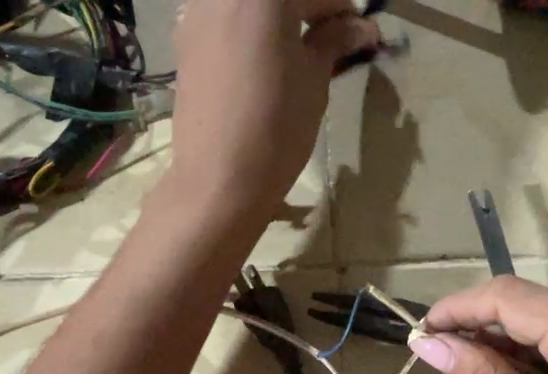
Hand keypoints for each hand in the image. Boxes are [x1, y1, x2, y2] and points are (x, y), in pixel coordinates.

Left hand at [163, 0, 377, 215]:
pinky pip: (225, 17)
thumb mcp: (314, 83)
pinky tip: (264, 56)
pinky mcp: (185, 40)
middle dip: (309, 8)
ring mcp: (198, 12)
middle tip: (332, 36)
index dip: (343, 9)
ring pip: (250, 4)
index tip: (361, 33)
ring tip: (297, 47)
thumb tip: (359, 27)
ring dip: (278, 16)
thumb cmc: (276, 131)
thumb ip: (333, 42)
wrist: (218, 181)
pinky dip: (249, 26)